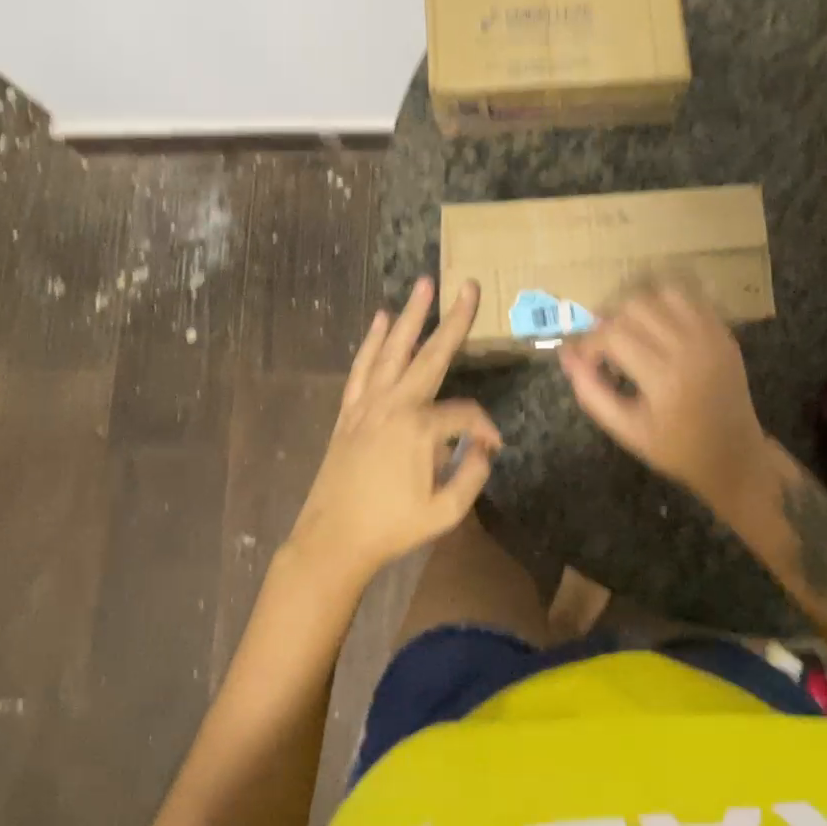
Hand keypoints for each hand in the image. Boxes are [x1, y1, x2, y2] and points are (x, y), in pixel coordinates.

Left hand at [287, 277, 502, 583]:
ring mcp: (367, 405)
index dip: (485, 430)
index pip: (467, 415)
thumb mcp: (446, 511)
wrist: (333, 540)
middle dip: (453, 320)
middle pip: (430, 356)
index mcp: (421, 429)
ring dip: (409, 316)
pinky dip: (372, 342)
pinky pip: (362, 368)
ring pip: (392, 350)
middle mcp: (394, 405)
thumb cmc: (392, 528)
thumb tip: (485, 447)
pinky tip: (380, 319)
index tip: (493, 448)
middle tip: (467, 286)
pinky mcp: (349, 412)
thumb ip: (473, 474)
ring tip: (423, 285)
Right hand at [559, 277, 769, 507]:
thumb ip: (591, 392)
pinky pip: (690, 299)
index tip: (588, 361)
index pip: (612, 334)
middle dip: (612, 322)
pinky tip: (659, 329)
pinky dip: (667, 305)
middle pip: (635, 305)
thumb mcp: (626, 430)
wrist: (734, 454)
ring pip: (662, 293)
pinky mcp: (723, 332)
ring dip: (640, 308)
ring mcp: (710, 336)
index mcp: (663, 378)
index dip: (590, 343)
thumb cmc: (676, 448)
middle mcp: (689, 348)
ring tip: (634, 333)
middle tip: (609, 348)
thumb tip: (566, 354)